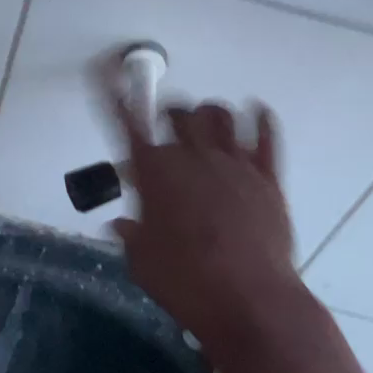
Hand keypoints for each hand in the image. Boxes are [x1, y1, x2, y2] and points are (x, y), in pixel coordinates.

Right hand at [107, 89, 337, 372]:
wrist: (249, 302)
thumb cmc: (186, 285)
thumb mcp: (143, 263)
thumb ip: (132, 234)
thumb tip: (122, 224)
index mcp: (155, 175)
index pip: (126, 123)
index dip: (113, 94)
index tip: (104, 70)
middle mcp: (194, 158)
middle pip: (178, 112)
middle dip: (167, 113)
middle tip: (165, 126)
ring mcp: (235, 164)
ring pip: (221, 114)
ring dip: (208, 114)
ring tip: (206, 126)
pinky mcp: (268, 178)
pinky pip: (266, 134)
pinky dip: (260, 118)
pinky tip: (256, 114)